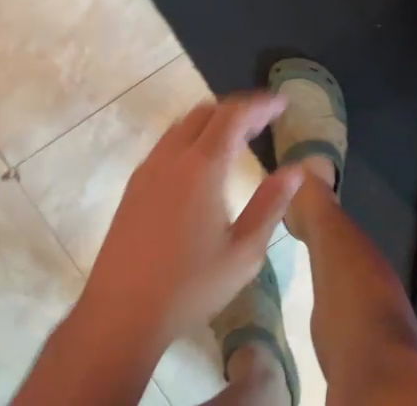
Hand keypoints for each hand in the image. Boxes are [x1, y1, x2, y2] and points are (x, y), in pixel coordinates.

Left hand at [79, 93, 305, 343]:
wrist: (120, 313)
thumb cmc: (190, 286)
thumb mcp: (244, 252)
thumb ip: (271, 205)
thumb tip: (296, 170)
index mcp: (202, 167)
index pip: (234, 115)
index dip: (260, 104)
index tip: (283, 103)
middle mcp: (172, 158)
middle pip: (206, 112)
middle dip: (237, 110)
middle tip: (264, 123)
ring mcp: (148, 170)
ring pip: (182, 125)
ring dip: (212, 122)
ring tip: (237, 140)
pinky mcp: (133, 188)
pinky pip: (167, 145)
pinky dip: (191, 139)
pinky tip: (202, 167)